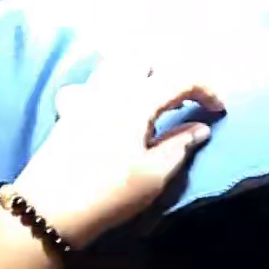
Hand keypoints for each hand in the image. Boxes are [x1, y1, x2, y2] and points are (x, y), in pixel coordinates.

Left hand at [11, 62, 222, 247]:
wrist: (49, 211)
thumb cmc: (109, 193)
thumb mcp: (155, 174)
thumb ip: (180, 145)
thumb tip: (200, 128)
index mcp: (136, 100)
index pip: (180, 75)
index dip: (206, 88)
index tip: (219, 110)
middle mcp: (110, 87)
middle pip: (145, 57)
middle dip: (170, 72)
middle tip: (185, 100)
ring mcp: (85, 96)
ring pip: (116, 64)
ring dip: (141, 75)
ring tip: (153, 104)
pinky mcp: (68, 111)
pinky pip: (91, 84)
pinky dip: (109, 89)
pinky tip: (111, 111)